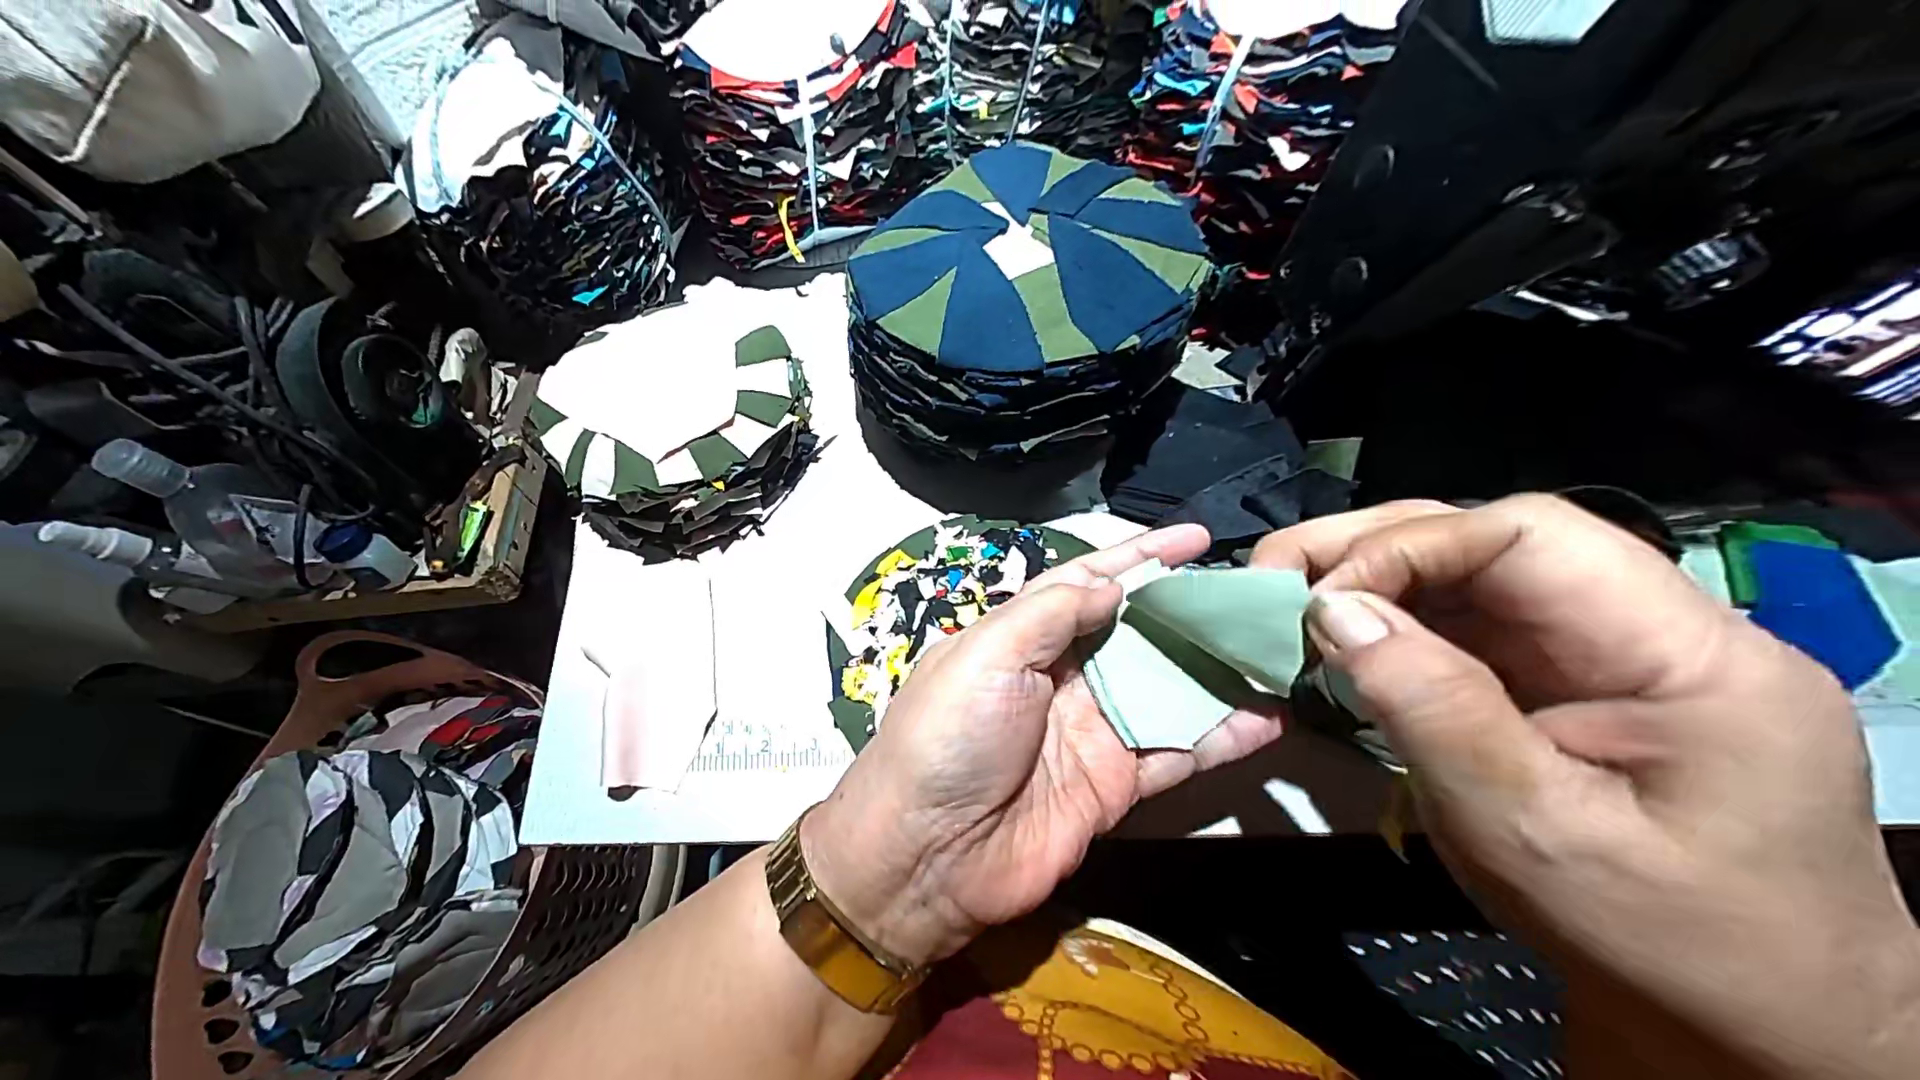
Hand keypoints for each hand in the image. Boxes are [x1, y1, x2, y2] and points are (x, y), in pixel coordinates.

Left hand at [801, 523, 1284, 966]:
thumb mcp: (986, 655)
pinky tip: (1268, 718)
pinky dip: (1221, 736)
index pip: (1090, 582)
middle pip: (1136, 632)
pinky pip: (1177, 752)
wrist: (928, 854)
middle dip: (1189, 610)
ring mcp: (1092, 729)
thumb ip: (1050, 613)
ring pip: (1166, 689)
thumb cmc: (948, 736)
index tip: (1193, 538)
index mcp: (1024, 635)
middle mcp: (1062, 675)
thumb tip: (1111, 584)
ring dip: (1216, 670)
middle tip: (1250, 594)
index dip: (1140, 557)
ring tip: (1274, 648)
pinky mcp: (1115, 783)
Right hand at [1254, 495, 1919, 1077]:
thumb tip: (1330, 610)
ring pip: (1462, 571)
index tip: (1318, 600)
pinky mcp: (1554, 673)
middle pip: (1486, 538)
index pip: (1526, 536)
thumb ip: (1432, 707)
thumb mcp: (1530, 829)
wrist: (1738, 1019)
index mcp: (1686, 653)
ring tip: (1294, 607)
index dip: (1406, 547)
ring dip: (1368, 581)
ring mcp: (1596, 646)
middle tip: (1277, 580)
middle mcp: (1644, 624)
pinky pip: (1457, 619)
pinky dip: (1385, 622)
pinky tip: (1341, 644)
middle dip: (1369, 549)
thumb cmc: (1654, 937)